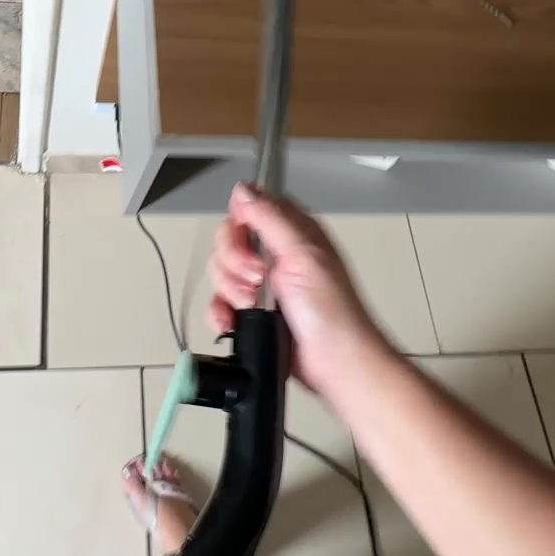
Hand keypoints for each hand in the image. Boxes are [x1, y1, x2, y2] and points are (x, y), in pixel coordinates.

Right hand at [208, 183, 387, 390]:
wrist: (335, 365)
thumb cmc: (332, 312)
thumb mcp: (303, 255)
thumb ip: (271, 219)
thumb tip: (244, 189)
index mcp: (293, 232)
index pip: (251, 207)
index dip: (240, 221)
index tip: (247, 240)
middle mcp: (276, 254)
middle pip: (229, 239)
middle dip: (234, 261)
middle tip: (258, 278)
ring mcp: (263, 284)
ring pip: (221, 271)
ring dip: (231, 290)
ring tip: (254, 304)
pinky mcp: (252, 312)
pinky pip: (219, 302)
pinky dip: (221, 312)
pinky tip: (234, 320)